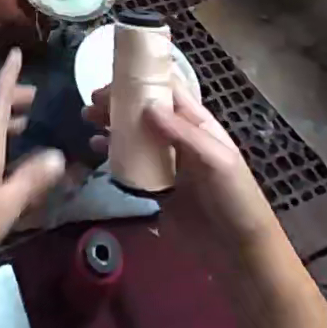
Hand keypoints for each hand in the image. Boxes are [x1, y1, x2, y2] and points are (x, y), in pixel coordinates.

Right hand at [86, 78, 281, 263]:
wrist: (238, 252)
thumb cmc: (234, 198)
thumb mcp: (216, 160)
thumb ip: (183, 133)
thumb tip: (147, 106)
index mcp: (196, 122)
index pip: (168, 89)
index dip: (143, 77)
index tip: (114, 75)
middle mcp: (177, 135)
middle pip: (144, 108)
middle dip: (118, 100)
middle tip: (92, 100)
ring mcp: (165, 160)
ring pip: (133, 131)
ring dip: (111, 121)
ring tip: (88, 119)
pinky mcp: (154, 183)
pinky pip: (130, 160)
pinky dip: (112, 150)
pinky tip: (97, 148)